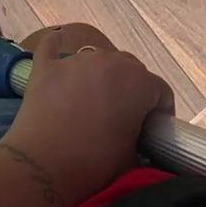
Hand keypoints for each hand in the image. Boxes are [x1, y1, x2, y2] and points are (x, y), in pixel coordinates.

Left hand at [0, 26, 173, 206]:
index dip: (161, 112)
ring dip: (101, 77)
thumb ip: (141, 134)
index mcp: (138, 81)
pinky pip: (52, 45)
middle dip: (132, 90)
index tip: (152, 131)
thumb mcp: (133, 155)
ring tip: (93, 104)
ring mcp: (76, 59)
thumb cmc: (95, 163)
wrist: (44, 166)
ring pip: (98, 60)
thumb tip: (136, 133)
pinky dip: (55, 44)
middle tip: (123, 118)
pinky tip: (57, 40)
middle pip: (131, 69)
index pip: (160, 90)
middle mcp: (109, 61)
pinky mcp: (46, 65)